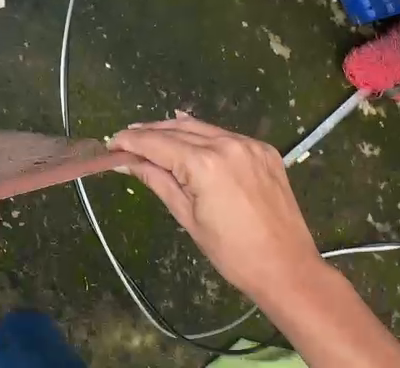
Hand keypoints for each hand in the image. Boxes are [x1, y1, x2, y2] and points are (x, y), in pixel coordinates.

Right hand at [110, 113, 323, 298]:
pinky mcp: (263, 149)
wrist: (289, 271)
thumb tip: (125, 161)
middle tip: (124, 139)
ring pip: (200, 127)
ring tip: (150, 136)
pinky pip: (223, 134)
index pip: (156, 143)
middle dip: (148, 133)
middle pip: (176, 129)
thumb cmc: (233, 253)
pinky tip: (187, 133)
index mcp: (205, 164)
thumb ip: (156, 179)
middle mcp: (226, 144)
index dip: (130, 141)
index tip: (110, 143)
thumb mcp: (187, 217)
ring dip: (173, 130)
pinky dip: (201, 133)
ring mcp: (248, 144)